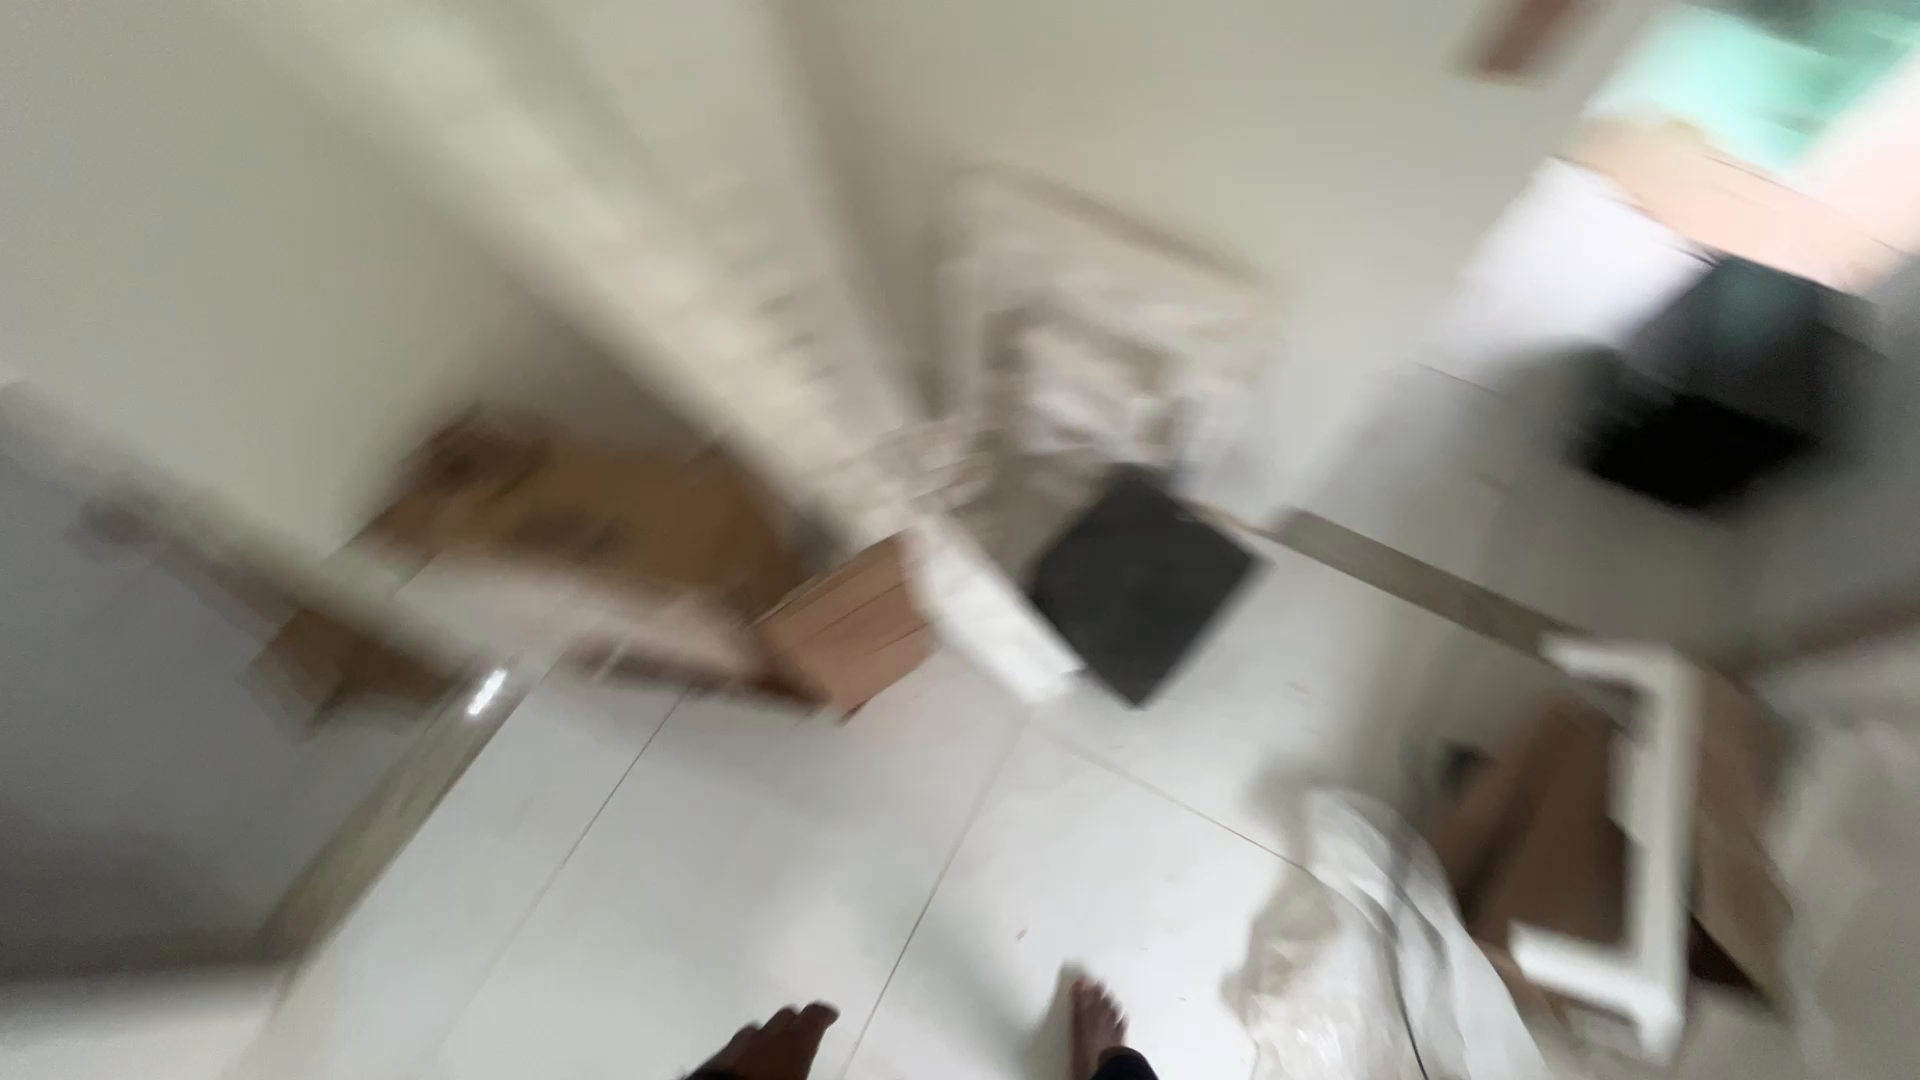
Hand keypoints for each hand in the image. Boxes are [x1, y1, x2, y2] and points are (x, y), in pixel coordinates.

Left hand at [695, 1002, 839, 1079]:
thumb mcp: (799, 1078)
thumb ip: (806, 1070)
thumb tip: (806, 1071)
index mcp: (795, 1041)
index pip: (814, 1015)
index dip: (823, 1014)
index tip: (829, 1014)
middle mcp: (769, 1035)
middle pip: (786, 1016)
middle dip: (794, 1022)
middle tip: (800, 1032)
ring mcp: (741, 1044)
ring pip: (758, 1030)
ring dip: (767, 1036)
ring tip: (771, 1049)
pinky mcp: (718, 1057)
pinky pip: (737, 1046)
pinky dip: (746, 1050)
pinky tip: (746, 1063)